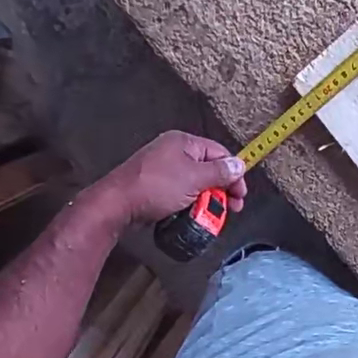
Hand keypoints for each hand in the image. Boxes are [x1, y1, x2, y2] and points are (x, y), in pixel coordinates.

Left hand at [85, 130, 247, 226]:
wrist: (118, 204)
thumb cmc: (156, 187)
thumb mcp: (194, 179)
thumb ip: (219, 173)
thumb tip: (239, 165)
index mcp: (183, 142)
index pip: (219, 153)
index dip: (234, 174)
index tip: (240, 195)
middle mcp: (172, 151)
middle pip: (207, 169)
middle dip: (221, 189)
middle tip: (230, 209)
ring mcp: (161, 169)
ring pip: (194, 183)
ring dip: (205, 199)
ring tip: (210, 215)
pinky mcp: (153, 186)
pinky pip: (179, 193)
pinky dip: (188, 204)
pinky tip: (191, 215)